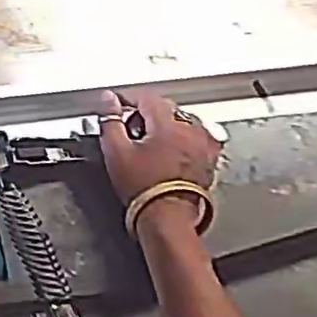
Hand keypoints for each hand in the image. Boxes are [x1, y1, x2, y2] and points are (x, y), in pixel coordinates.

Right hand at [98, 91, 221, 207]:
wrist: (166, 218)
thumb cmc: (143, 188)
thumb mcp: (115, 150)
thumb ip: (110, 120)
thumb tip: (108, 100)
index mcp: (168, 126)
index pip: (147, 98)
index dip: (128, 98)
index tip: (117, 103)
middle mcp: (190, 132)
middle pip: (166, 108)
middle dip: (146, 111)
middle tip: (129, 124)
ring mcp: (202, 148)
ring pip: (183, 122)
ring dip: (166, 124)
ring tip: (150, 138)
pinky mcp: (208, 163)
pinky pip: (197, 139)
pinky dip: (183, 138)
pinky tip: (170, 149)